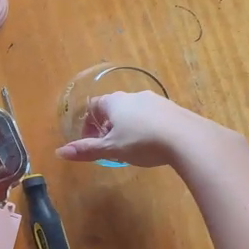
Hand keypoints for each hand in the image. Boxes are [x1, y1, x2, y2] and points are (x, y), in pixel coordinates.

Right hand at [55, 90, 234, 167]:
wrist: (189, 139)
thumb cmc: (142, 141)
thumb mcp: (111, 149)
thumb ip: (86, 150)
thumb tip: (60, 152)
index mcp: (115, 102)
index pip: (94, 106)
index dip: (89, 124)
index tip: (92, 141)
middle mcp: (134, 96)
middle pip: (115, 108)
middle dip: (109, 126)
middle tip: (110, 145)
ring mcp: (157, 101)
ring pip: (136, 112)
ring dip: (130, 126)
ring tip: (133, 147)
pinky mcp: (175, 109)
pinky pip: (154, 116)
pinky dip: (149, 127)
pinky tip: (154, 144)